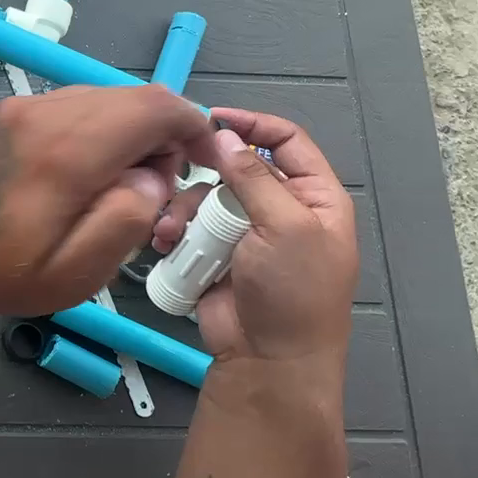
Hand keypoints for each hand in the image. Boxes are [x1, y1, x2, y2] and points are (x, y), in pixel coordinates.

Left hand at [0, 84, 216, 320]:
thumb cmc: (4, 273)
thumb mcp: (78, 269)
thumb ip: (128, 217)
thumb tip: (151, 177)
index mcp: (66, 149)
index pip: (153, 107)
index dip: (193, 127)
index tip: (205, 160)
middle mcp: (43, 112)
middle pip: (130, 96)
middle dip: (162, 131)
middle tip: (158, 184)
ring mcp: (20, 108)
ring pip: (100, 96)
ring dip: (128, 127)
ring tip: (120, 181)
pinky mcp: (7, 113)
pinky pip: (70, 104)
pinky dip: (96, 125)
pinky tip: (85, 168)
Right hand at [153, 108, 357, 365]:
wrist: (268, 360)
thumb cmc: (293, 292)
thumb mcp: (285, 227)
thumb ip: (254, 178)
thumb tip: (225, 135)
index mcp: (314, 197)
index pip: (286, 141)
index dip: (252, 124)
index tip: (210, 118)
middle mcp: (279, 209)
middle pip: (233, 168)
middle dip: (204, 177)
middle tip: (176, 176)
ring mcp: (243, 232)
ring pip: (203, 198)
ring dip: (182, 210)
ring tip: (169, 232)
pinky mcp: (213, 253)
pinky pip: (187, 226)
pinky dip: (173, 232)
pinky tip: (163, 243)